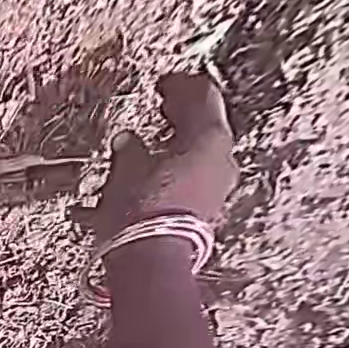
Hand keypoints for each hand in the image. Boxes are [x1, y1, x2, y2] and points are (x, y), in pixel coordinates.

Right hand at [93, 73, 238, 236]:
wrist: (151, 264)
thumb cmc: (140, 209)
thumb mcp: (126, 172)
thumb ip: (129, 151)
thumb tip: (127, 140)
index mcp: (209, 139)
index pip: (202, 97)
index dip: (180, 85)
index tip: (163, 83)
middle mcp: (222, 162)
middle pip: (201, 130)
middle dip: (178, 120)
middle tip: (160, 109)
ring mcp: (216, 192)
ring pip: (192, 162)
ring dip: (170, 154)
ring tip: (144, 153)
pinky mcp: (203, 216)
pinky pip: (183, 188)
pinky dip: (164, 181)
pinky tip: (142, 187)